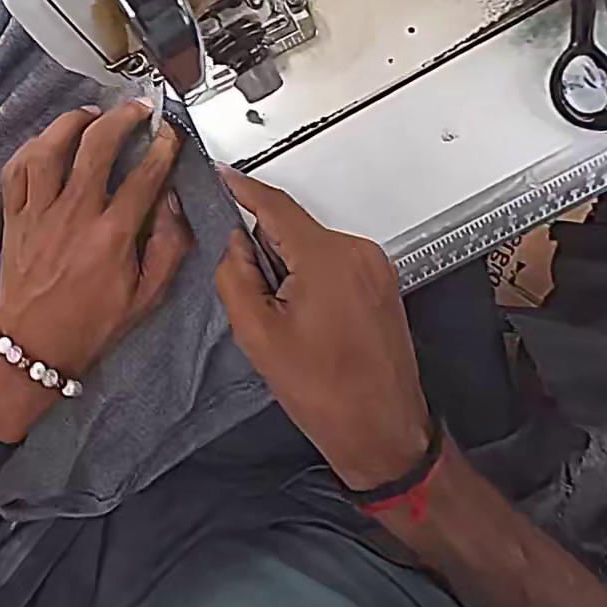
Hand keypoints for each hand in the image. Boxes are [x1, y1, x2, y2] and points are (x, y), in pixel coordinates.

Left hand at [0, 101, 192, 441]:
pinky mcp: (14, 218)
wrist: (35, 347)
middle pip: (97, 147)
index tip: (170, 134)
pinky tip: (47, 141)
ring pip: (49, 150)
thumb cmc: (91, 324)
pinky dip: (30, 148)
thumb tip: (174, 204)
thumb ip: (170, 248)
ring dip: (71, 123)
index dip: (162, 147)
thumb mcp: (147, 296)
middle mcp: (73, 217)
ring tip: (91, 113)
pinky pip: (15, 171)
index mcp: (111, 237)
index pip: (144, 176)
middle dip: (122, 118)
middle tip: (137, 109)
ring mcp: (38, 214)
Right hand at [213, 168, 430, 489]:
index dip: (243, 187)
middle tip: (254, 293)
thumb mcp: (257, 334)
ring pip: (311, 244)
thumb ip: (235, 276)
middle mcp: (357, 253)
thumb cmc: (330, 393)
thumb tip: (234, 245)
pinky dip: (310, 274)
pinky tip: (308, 317)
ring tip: (289, 318)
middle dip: (264, 248)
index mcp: (327, 259)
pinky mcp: (380, 280)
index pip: (275, 206)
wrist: (382, 431)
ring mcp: (374, 266)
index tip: (224, 175)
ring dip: (288, 265)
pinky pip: (332, 259)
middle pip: (291, 227)